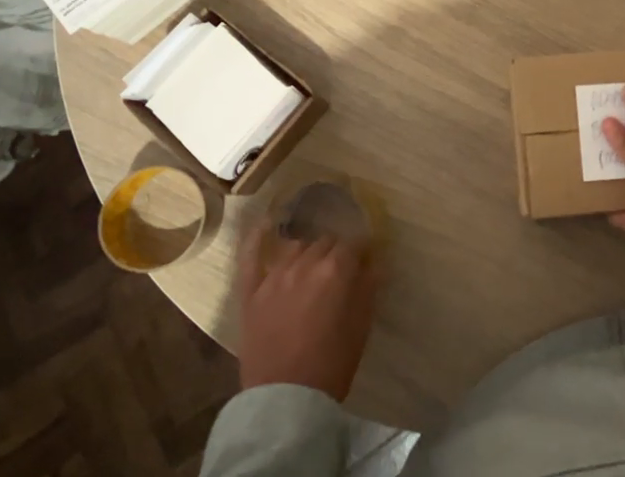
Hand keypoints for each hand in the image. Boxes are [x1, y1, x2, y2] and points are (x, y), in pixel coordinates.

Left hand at [237, 226, 378, 399]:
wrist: (286, 399)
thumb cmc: (332, 364)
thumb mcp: (361, 325)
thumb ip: (368, 287)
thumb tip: (374, 261)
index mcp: (336, 271)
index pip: (354, 244)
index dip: (362, 251)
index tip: (366, 261)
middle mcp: (305, 264)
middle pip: (326, 242)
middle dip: (337, 251)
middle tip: (341, 270)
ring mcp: (274, 275)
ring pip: (296, 246)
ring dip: (309, 251)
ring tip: (313, 265)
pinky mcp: (251, 291)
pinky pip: (252, 256)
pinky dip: (258, 238)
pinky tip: (265, 225)